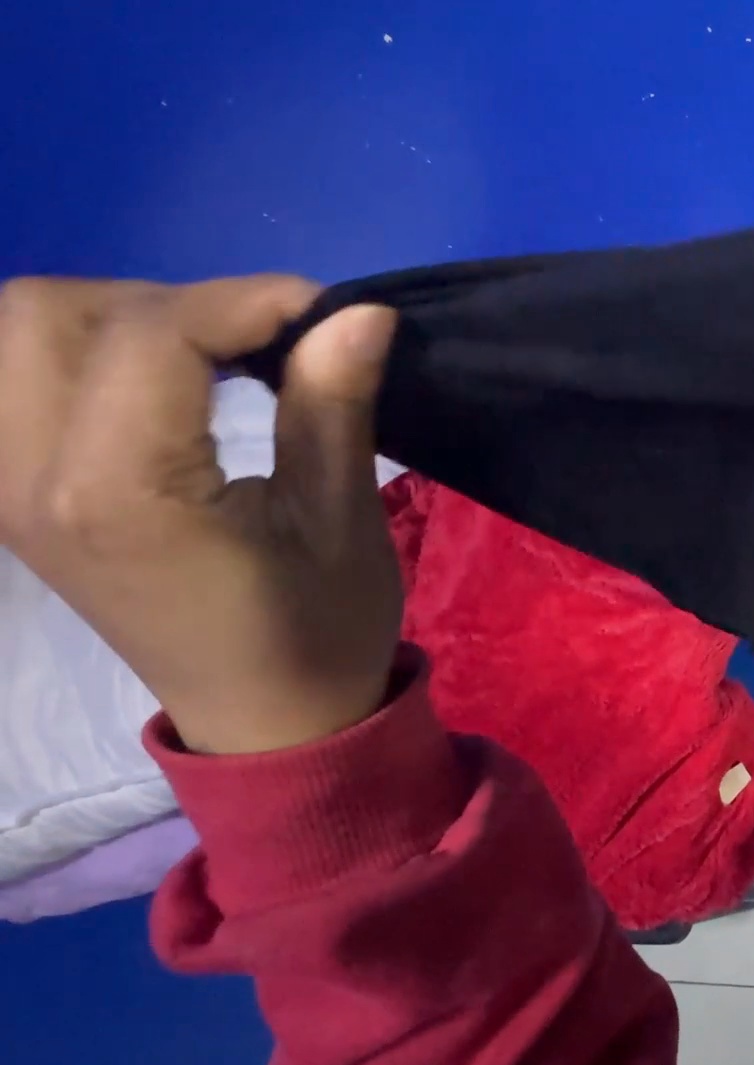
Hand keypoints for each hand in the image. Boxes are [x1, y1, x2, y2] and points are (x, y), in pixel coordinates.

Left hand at [0, 275, 402, 753]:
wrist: (270, 717)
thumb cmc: (324, 626)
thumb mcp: (344, 521)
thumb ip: (332, 408)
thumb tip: (359, 315)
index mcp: (121, 493)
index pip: (151, 337)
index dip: (247, 300)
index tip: (331, 310)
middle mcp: (26, 477)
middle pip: (47, 313)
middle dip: (173, 302)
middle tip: (270, 340)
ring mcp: (2, 485)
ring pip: (14, 333)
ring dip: (122, 318)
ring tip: (221, 356)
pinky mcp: (12, 491)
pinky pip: (15, 377)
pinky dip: (91, 351)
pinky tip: (172, 383)